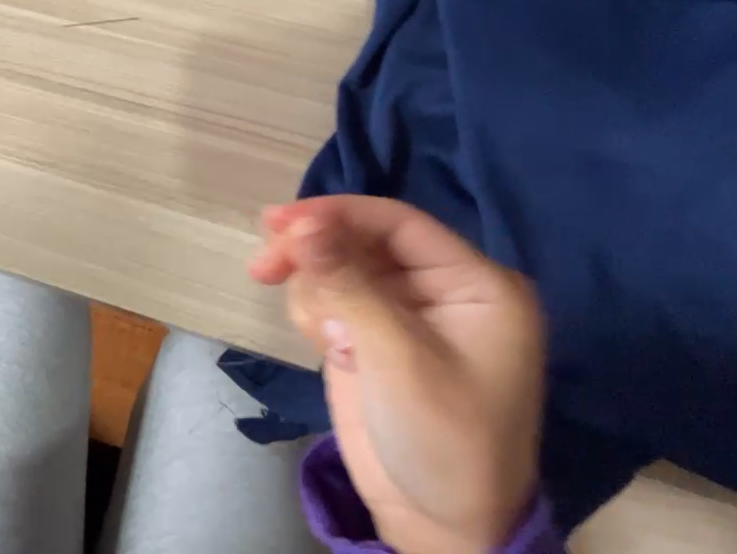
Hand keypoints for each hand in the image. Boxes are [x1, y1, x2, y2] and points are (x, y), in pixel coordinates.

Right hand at [249, 196, 546, 553]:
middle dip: (310, 252)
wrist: (438, 523)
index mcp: (474, 285)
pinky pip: (325, 294)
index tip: (277, 223)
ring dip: (314, 292)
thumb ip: (347, 282)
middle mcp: (438, 288)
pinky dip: (315, 314)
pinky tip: (334, 352)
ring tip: (329, 342)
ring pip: (331, 264)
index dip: (336, 213)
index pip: (396, 222)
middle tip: (262, 268)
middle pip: (356, 238)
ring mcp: (401, 310)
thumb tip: (298, 223)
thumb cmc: (442, 439)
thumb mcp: (397, 358)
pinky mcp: (368, 330)